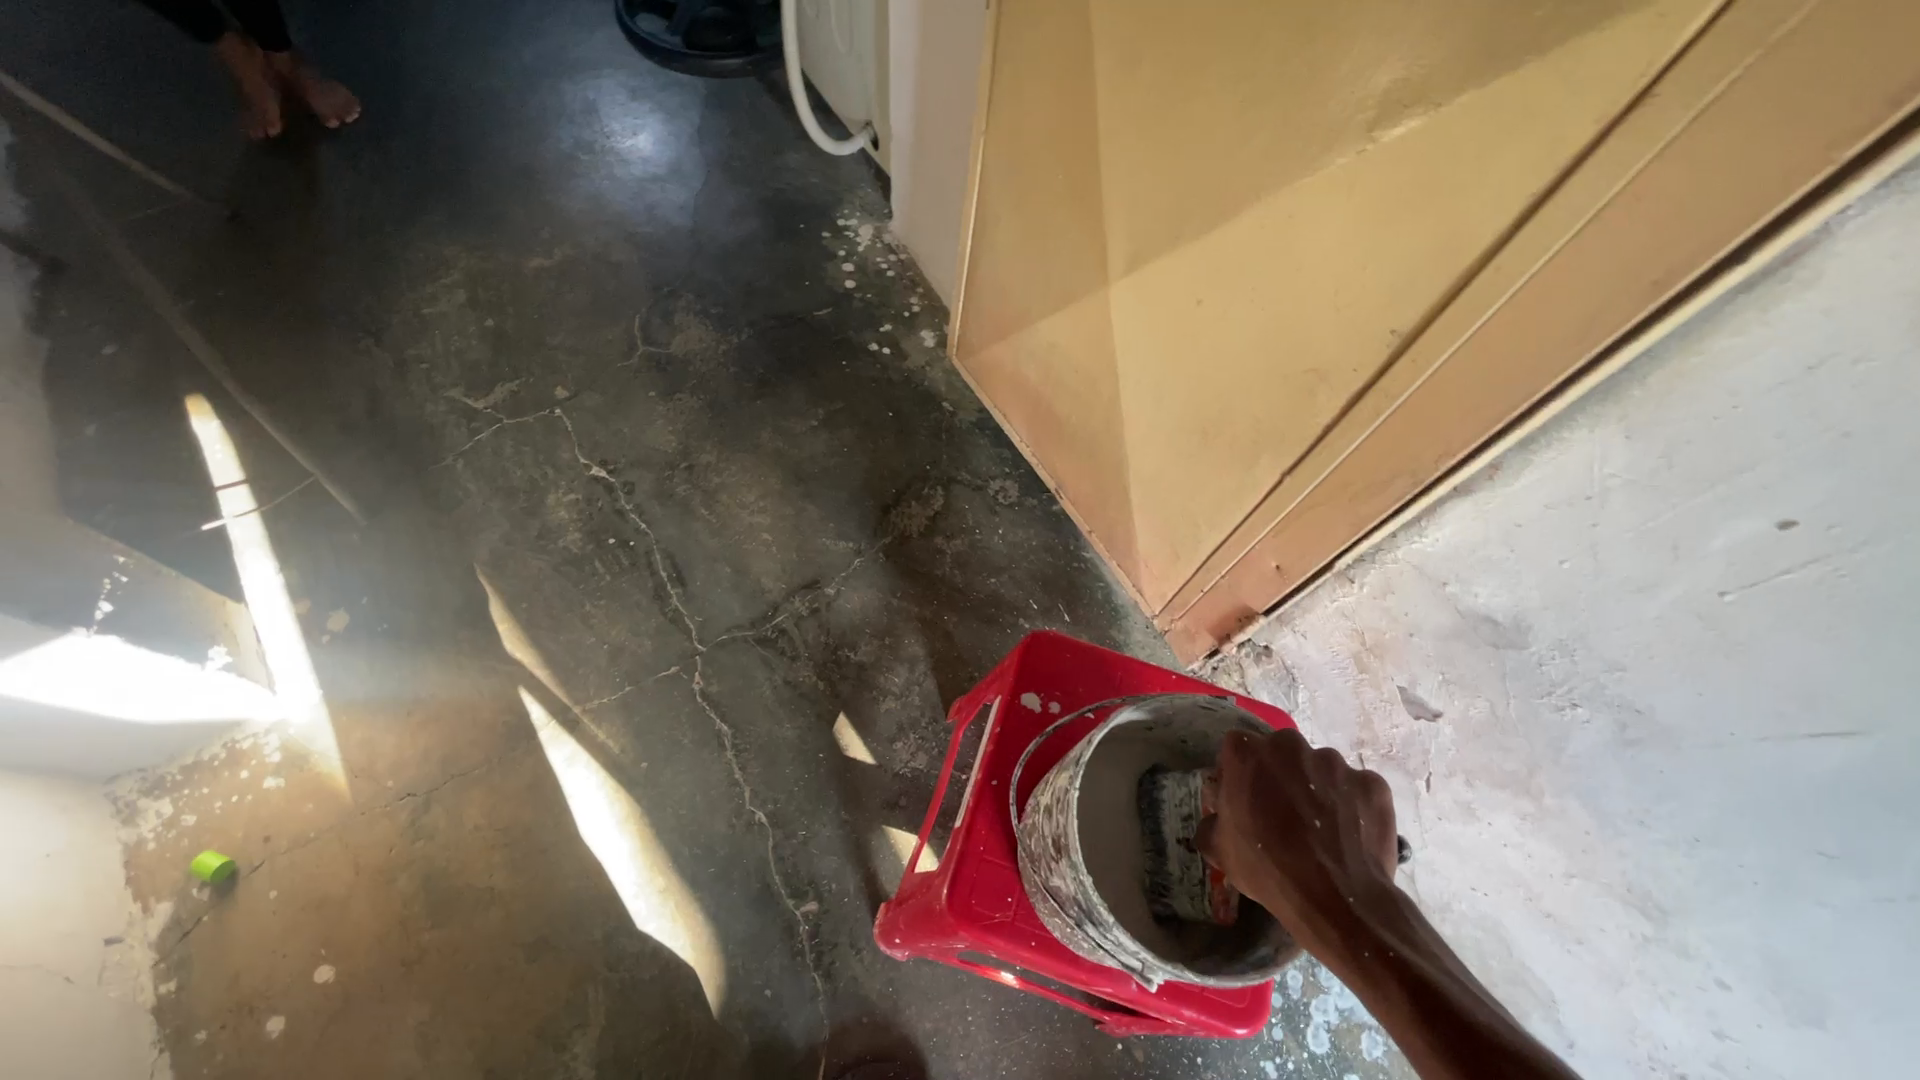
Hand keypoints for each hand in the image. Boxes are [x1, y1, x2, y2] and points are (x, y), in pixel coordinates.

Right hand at [1195, 728, 1399, 959]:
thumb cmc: (1266, 867)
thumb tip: (1218, 819)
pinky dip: (1351, 806)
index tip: (1244, 801)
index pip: (1237, 750)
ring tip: (1320, 830)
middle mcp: (1290, 745)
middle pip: (1281, 754)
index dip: (1240, 775)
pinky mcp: (1372, 783)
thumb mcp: (1218, 849)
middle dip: (1280, 777)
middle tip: (1282, 814)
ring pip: (1320, 770)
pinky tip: (1348, 836)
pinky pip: (1355, 789)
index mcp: (1247, 752)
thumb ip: (1212, 822)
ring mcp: (1336, 762)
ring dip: (1316, 790)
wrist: (1334, 899)